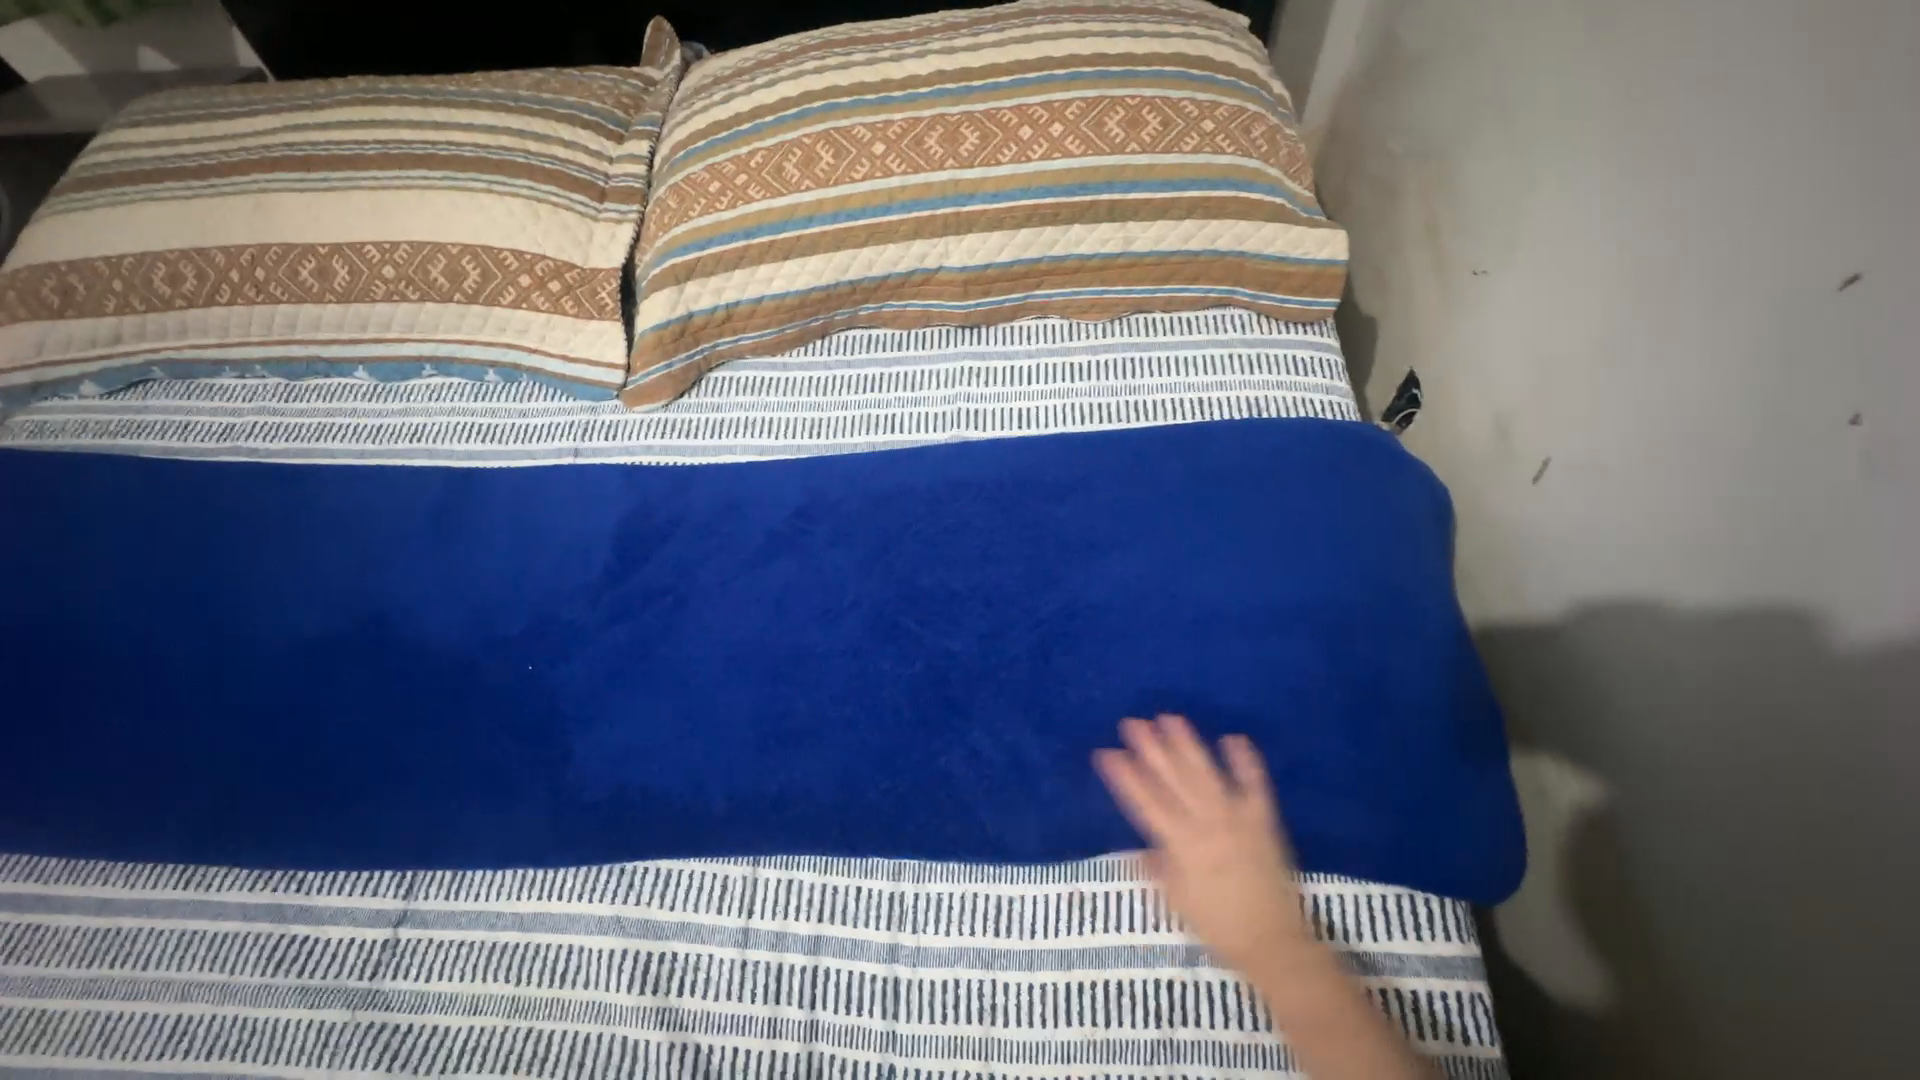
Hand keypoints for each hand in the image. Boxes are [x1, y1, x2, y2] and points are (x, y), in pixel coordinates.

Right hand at [1093, 714, 1312, 972]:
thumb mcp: (1176, 901)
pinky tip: (1233, 737)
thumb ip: (1158, 868)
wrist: (1273, 942)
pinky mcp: (1264, 819)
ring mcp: (1236, 818)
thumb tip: (1142, 845)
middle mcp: (1206, 824)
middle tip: (1132, 723)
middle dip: (1151, 749)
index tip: (1107, 753)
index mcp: (1180, 845)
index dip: (1125, 777)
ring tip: (1170, 718)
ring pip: (1206, 773)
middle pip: (1173, 780)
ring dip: (1187, 745)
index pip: (1145, 802)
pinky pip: (1255, 785)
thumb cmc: (1217, 925)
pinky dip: (1245, 761)